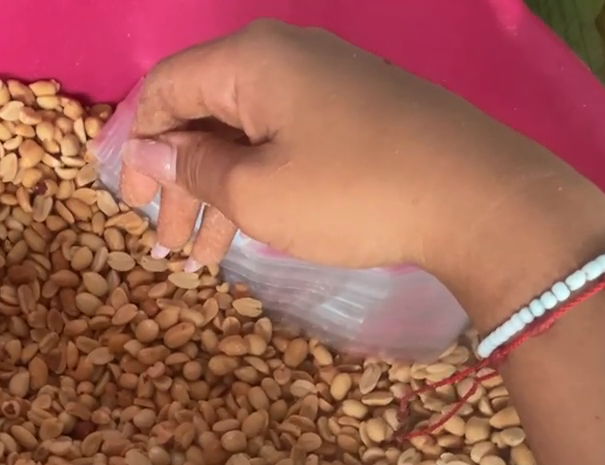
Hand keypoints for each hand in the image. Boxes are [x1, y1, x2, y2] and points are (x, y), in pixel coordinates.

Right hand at [117, 21, 604, 310]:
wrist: (470, 196)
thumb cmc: (350, 194)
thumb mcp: (257, 193)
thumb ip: (196, 170)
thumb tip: (153, 149)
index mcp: (248, 62)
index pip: (165, 89)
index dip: (138, 146)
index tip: (133, 204)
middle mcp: (282, 60)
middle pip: (205, 117)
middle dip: (179, 186)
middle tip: (167, 249)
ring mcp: (322, 87)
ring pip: (246, 141)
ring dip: (218, 200)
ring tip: (204, 264)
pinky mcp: (352, 118)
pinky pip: (284, 148)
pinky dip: (259, 191)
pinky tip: (249, 235)